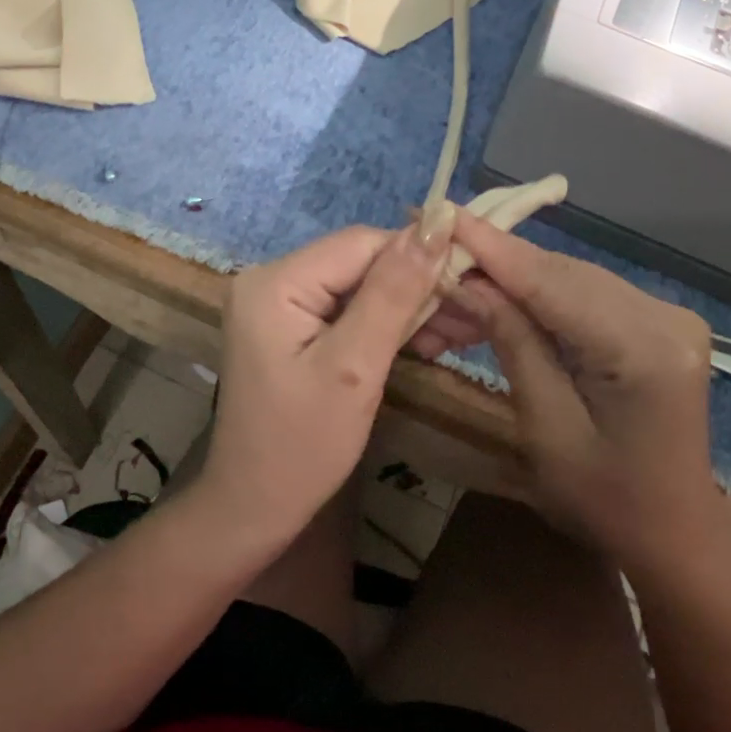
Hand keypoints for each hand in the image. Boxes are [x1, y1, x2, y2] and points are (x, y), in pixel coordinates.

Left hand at [204, 224, 449, 529]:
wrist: (255, 507)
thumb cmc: (303, 446)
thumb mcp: (355, 367)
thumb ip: (394, 293)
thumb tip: (437, 224)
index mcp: (275, 282)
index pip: (362, 243)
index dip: (420, 257)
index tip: (472, 285)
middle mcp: (270, 281)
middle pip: (360, 264)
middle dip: (419, 288)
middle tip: (475, 318)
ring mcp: (278, 307)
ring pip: (359, 289)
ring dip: (409, 309)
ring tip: (463, 335)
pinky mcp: (290, 332)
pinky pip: (346, 314)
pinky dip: (385, 327)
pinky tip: (427, 344)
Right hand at [444, 213, 721, 564]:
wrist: (673, 534)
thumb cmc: (605, 501)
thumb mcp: (546, 429)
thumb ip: (514, 343)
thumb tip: (467, 283)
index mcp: (645, 349)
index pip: (553, 282)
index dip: (491, 247)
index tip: (438, 215)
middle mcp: (664, 317)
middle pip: (560, 274)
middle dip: (490, 266)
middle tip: (426, 261)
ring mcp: (664, 317)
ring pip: (567, 281)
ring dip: (507, 284)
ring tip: (446, 293)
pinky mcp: (654, 325)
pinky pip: (582, 299)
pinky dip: (534, 300)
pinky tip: (491, 306)